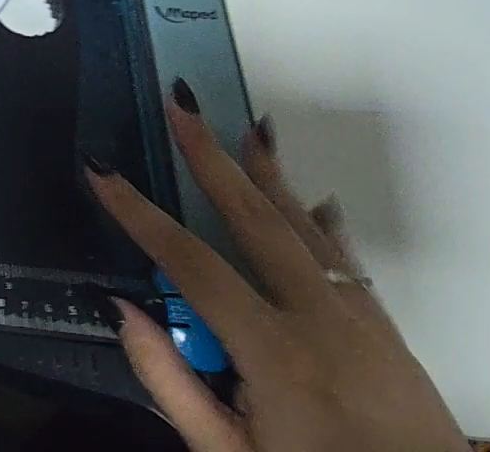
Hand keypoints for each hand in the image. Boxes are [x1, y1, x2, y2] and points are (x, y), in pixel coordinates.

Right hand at [87, 79, 469, 451]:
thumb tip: (122, 310)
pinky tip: (312, 195)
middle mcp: (322, 323)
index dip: (139, 213)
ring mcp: (363, 324)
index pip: (192, 263)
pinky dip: (324, 223)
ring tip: (247, 126)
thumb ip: (170, 383)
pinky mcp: (389, 336)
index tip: (100, 171)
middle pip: (257, 222)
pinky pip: (349, 264)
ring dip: (272, 174)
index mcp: (275, 354)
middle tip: (182, 105)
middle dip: (212, 158)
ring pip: (308, 230)